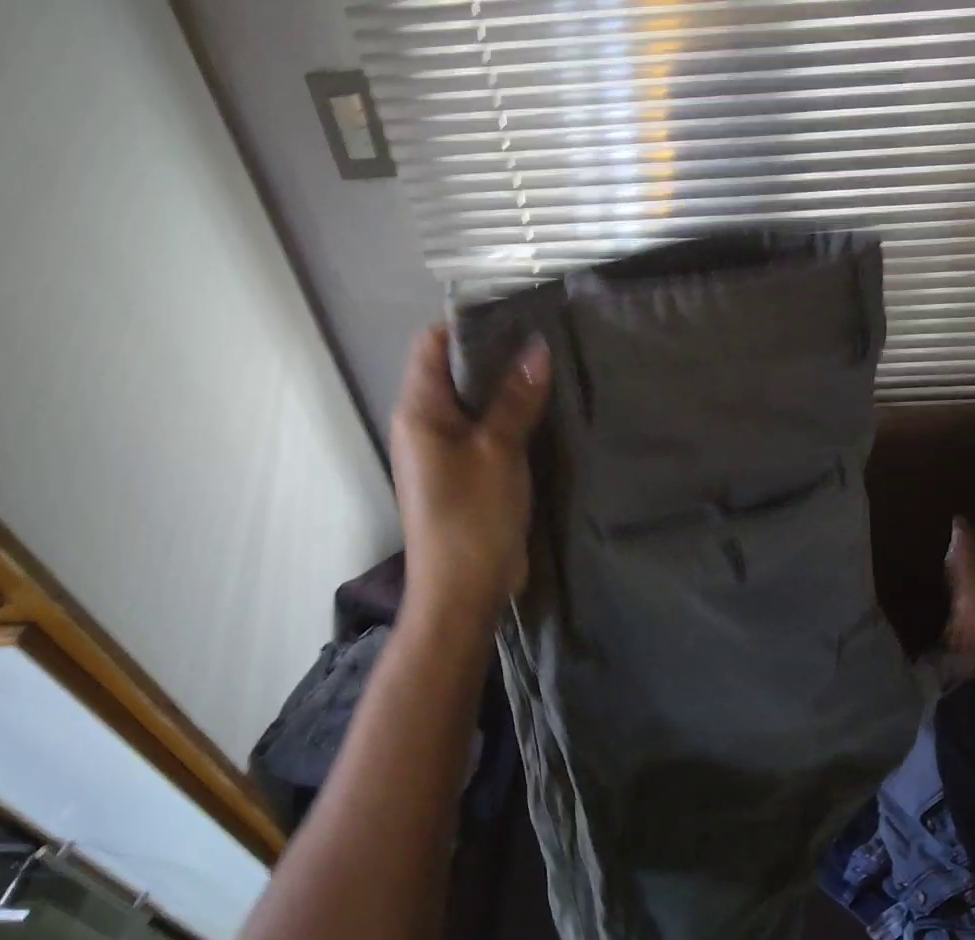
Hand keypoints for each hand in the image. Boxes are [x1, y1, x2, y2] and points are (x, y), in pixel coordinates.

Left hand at [390, 324, 550, 618]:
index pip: (433, 344)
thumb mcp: (499, 451)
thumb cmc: (473, 518)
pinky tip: (548, 416)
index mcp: (420, 411)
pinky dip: (513, 422)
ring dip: (509, 390)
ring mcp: (446, 454)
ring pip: (476, 406)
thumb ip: (516, 399)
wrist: (463, 592)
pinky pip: (488, 435)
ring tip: (555, 371)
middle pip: (456, 372)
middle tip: (548, 340)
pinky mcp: (468, 477)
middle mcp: (426, 426)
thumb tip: (536, 348)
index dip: (469, 324)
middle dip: (498, 355)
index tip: (518, 312)